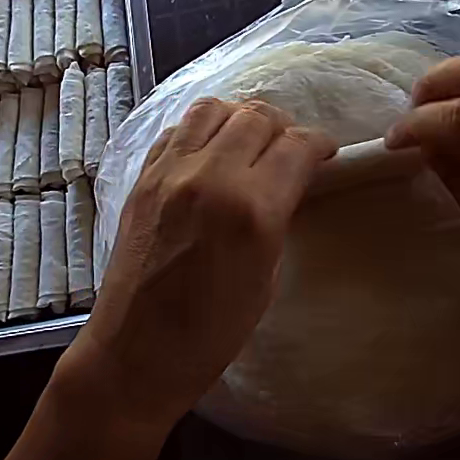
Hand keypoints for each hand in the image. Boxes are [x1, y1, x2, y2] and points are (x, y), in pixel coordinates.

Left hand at [54, 98, 333, 435]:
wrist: (136, 350)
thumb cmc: (211, 333)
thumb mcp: (266, 277)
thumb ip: (276, 218)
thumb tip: (284, 184)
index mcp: (251, 209)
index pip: (297, 146)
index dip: (318, 144)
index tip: (323, 154)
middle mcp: (209, 176)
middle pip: (256, 116)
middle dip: (283, 128)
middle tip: (288, 149)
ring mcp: (168, 173)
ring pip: (211, 109)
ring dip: (238, 118)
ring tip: (247, 142)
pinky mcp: (141, 178)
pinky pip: (175, 131)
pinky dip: (199, 131)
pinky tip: (207, 153)